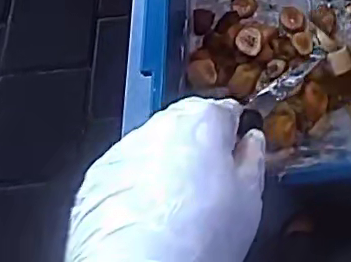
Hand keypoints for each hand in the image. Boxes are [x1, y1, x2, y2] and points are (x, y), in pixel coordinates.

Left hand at [66, 97, 265, 261]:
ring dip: (164, 165)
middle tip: (205, 190)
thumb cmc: (197, 241)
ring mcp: (127, 148)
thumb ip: (254, 157)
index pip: (228, 109)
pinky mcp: (96, 178)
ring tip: (171, 211)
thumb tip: (252, 142)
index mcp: (207, 117)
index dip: (234, 134)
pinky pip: (124, 172)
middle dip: (197, 147)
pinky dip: (133, 187)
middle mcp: (165, 123)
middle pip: (189, 123)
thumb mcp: (250, 198)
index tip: (235, 155)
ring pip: (155, 146)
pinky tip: (144, 219)